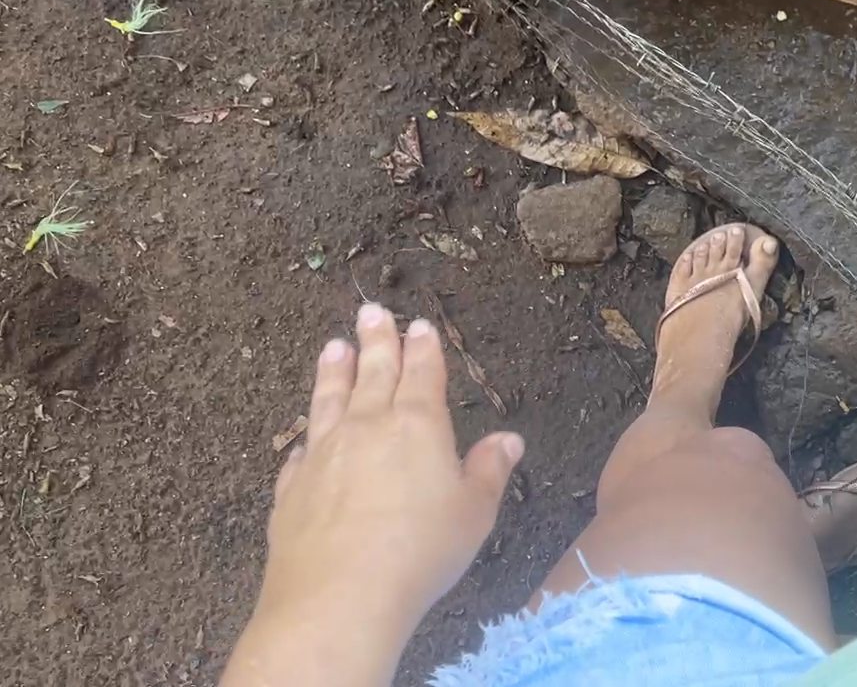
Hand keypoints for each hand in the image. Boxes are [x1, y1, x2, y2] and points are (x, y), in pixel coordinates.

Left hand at [225, 305, 522, 686]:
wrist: (337, 603)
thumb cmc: (421, 549)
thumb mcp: (475, 508)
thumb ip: (490, 469)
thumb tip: (509, 439)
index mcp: (419, 425)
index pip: (423, 373)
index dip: (423, 347)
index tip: (419, 324)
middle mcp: (369, 429)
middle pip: (372, 374)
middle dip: (375, 340)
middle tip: (370, 310)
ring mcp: (324, 459)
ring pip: (329, 402)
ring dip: (333, 373)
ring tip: (332, 345)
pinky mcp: (291, 494)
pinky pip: (300, 453)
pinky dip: (306, 437)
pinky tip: (305, 436)